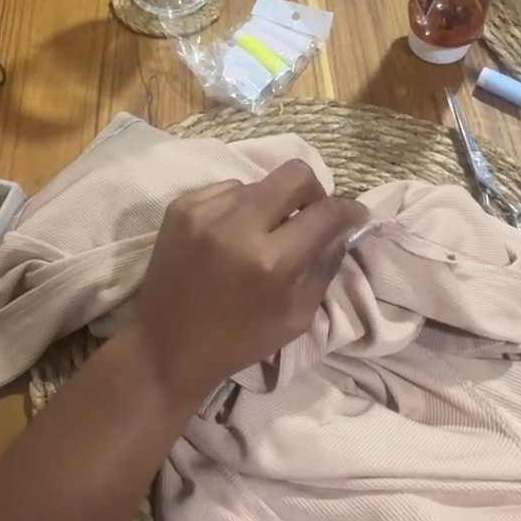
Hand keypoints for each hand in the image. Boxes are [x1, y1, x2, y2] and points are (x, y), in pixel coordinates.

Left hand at [127, 159, 369, 403]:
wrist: (165, 346)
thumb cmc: (237, 341)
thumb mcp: (296, 317)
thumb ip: (324, 267)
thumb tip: (343, 229)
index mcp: (271, 263)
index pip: (327, 213)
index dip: (350, 210)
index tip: (355, 216)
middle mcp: (238, 228)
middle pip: (296, 174)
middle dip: (313, 192)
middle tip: (309, 216)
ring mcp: (205, 212)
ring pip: (260, 182)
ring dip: (271, 204)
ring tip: (261, 234)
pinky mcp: (180, 206)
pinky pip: (227, 189)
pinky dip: (238, 207)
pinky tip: (230, 235)